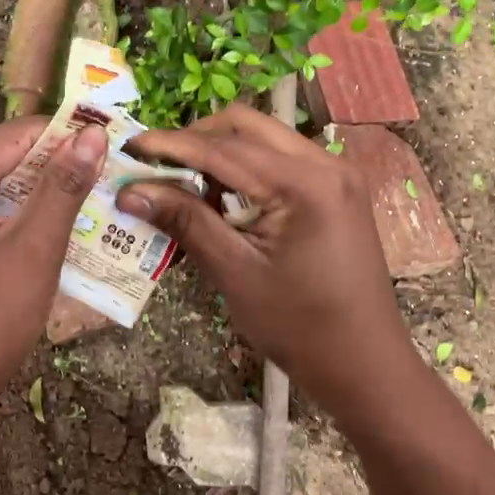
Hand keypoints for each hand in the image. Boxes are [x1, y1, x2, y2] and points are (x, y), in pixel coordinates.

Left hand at [0, 118, 106, 435]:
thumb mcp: (32, 254)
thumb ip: (62, 189)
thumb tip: (93, 133)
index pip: (16, 135)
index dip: (66, 138)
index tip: (112, 151)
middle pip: (3, 158)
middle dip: (54, 168)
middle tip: (107, 184)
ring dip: (38, 195)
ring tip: (89, 208)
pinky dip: (14, 217)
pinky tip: (49, 235)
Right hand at [117, 105, 410, 397]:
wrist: (367, 367)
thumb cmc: (301, 327)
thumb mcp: (235, 272)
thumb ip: (185, 221)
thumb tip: (129, 191)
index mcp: (305, 183)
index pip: (223, 149)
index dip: (170, 145)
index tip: (128, 146)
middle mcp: (325, 163)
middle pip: (244, 126)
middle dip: (194, 139)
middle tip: (154, 163)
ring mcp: (335, 173)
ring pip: (261, 137)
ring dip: (218, 151)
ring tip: (181, 181)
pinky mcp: (335, 188)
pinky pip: (279, 158)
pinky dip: (243, 167)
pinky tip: (219, 196)